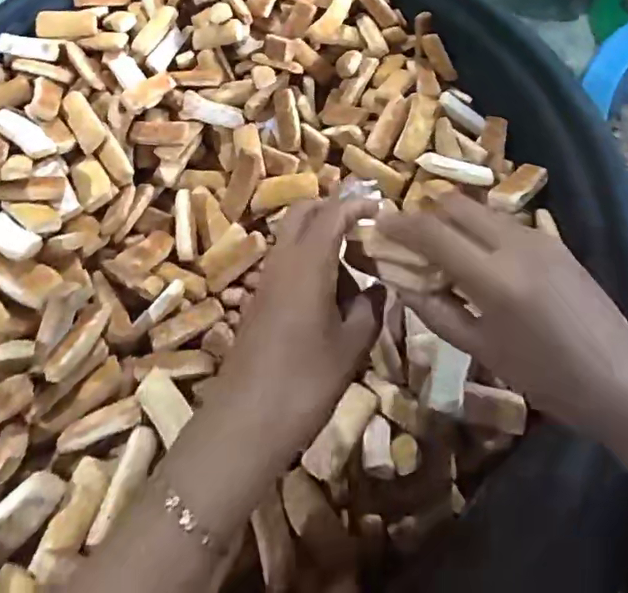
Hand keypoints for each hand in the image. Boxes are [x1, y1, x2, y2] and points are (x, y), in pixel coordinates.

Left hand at [212, 200, 382, 453]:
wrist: (244, 424)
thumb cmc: (305, 381)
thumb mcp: (351, 346)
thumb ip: (370, 308)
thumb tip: (379, 287)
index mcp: (308, 262)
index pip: (333, 212)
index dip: (358, 204)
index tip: (382, 208)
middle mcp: (282, 260)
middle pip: (303, 213)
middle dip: (333, 209)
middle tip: (364, 228)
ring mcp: (265, 279)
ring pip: (293, 237)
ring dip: (321, 237)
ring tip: (355, 269)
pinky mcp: (258, 300)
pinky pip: (287, 262)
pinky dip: (310, 261)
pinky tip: (331, 296)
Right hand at [375, 195, 627, 434]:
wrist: (618, 376)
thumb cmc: (545, 376)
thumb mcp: (482, 349)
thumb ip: (436, 310)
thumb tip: (401, 280)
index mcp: (492, 278)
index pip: (432, 233)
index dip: (399, 225)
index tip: (378, 223)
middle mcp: (513, 244)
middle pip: (455, 205)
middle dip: (425, 213)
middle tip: (407, 235)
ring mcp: (537, 236)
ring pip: (480, 209)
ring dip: (453, 218)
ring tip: (440, 246)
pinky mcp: (553, 239)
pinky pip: (503, 221)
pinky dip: (479, 227)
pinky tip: (477, 255)